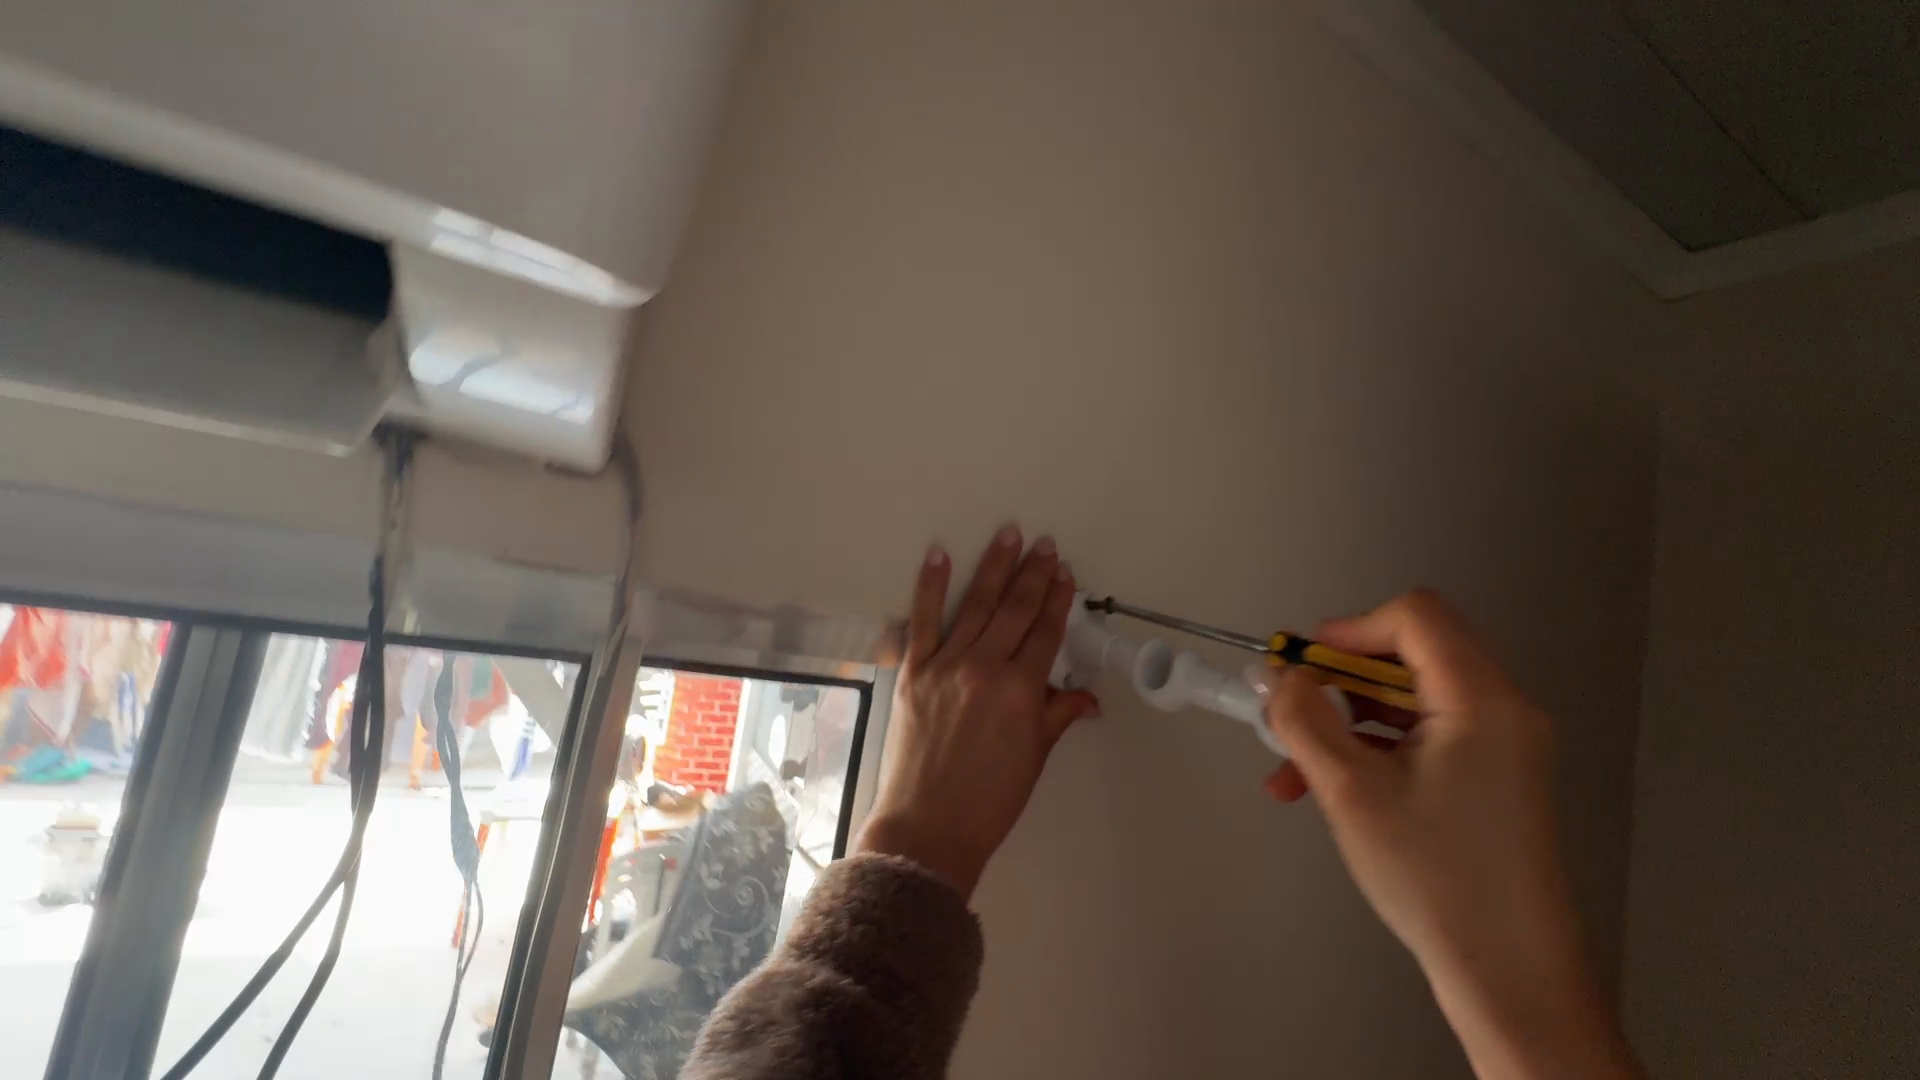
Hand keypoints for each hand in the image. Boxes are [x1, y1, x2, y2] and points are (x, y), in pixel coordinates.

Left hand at [854, 525, 1098, 898]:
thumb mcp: (1034, 757)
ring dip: (994, 567)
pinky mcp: (913, 672)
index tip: (1064, 574)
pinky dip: (930, 586)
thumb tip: (1085, 697)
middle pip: (1016, 609)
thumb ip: (1058, 715)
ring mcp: (946, 666)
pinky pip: (923, 621)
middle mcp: (985, 667)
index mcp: (1021, 690)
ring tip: (1008, 535)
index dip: (1058, 599)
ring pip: (976, 605)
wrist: (928, 827)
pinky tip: (938, 557)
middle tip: (1044, 544)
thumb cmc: (989, 800)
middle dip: (1033, 573)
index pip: (1046, 631)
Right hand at [1252, 590, 1639, 1079]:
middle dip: (1338, 676)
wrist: (1510, 976)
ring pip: (1406, 698)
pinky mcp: (1488, 777)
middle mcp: (1500, 710)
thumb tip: (1276, 674)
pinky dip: (1368, 747)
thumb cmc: (1432, 874)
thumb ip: (1303, 719)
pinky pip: (1419, 736)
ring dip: (1343, 718)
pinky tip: (1319, 787)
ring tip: (1290, 766)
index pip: (1415, 616)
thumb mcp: (1350, 790)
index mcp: (1482, 700)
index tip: (1300, 665)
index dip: (1349, 628)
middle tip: (1289, 707)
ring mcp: (1498, 746)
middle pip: (1410, 652)